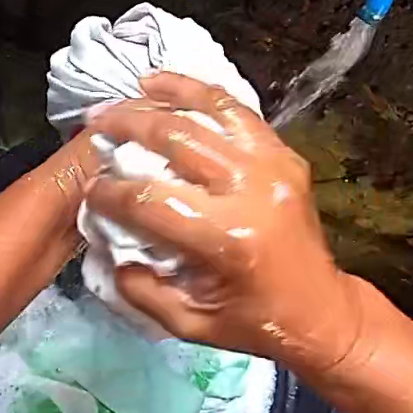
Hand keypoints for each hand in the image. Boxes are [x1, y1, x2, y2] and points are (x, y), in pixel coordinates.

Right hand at [84, 73, 366, 374]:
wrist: (321, 312)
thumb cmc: (254, 322)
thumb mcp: (189, 325)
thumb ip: (141, 288)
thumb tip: (108, 243)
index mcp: (228, 239)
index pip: (151, 200)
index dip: (111, 193)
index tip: (91, 191)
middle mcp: (252, 192)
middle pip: (177, 140)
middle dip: (129, 126)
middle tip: (97, 123)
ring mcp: (273, 167)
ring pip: (211, 110)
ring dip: (166, 95)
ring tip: (133, 89)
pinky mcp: (284, 157)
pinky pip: (238, 112)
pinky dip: (203, 94)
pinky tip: (175, 87)